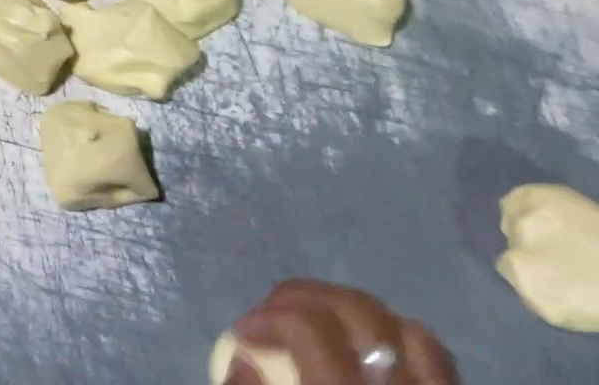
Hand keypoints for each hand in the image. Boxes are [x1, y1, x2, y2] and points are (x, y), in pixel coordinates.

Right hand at [226, 280, 456, 384]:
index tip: (244, 332)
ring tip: (318, 323)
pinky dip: (397, 333)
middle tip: (272, 313)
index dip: (268, 317)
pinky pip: (434, 349)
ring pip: (402, 323)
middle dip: (302, 298)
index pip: (310, 327)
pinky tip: (369, 343)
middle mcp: (398, 379)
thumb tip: (242, 359)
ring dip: (349, 311)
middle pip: (356, 311)